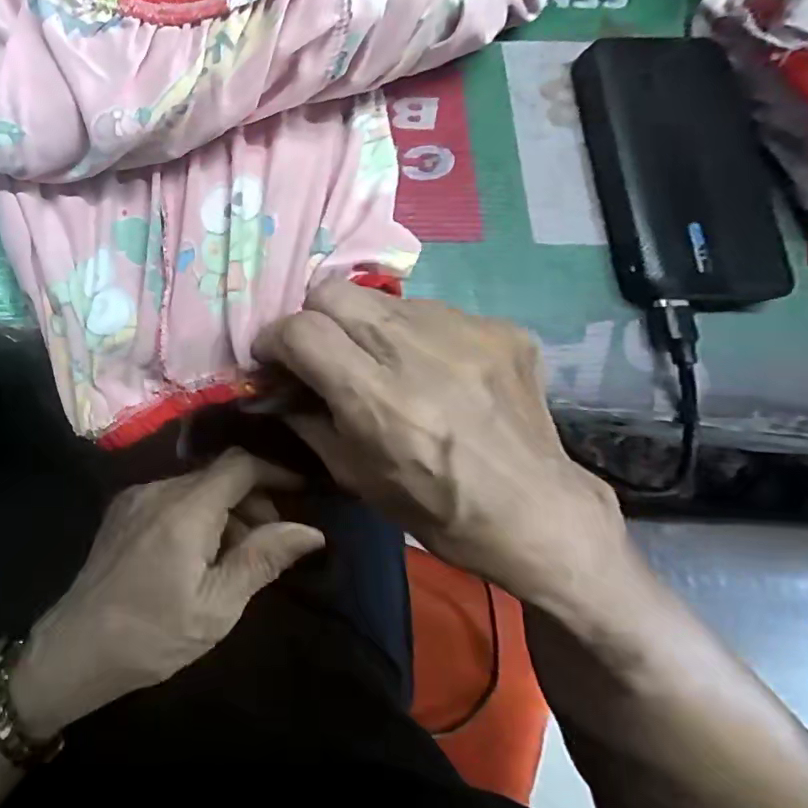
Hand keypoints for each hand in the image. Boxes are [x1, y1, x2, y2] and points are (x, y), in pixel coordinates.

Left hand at [8, 450, 325, 739]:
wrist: (79, 644)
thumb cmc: (153, 634)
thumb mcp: (218, 605)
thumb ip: (261, 559)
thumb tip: (311, 531)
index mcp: (183, 509)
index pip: (239, 464)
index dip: (276, 472)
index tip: (304, 494)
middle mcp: (156, 490)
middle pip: (216, 474)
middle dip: (252, 500)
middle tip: (271, 544)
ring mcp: (133, 498)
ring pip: (192, 486)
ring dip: (224, 510)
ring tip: (236, 558)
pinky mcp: (120, 512)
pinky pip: (168, 498)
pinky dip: (195, 514)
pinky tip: (199, 555)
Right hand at [254, 280, 630, 618]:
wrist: (536, 515)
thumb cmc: (430, 506)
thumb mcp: (347, 470)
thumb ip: (302, 415)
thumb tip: (271, 384)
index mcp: (377, 399)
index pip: (301, 329)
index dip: (274, 338)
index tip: (274, 357)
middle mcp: (419, 353)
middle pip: (332, 292)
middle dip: (312, 318)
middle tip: (321, 351)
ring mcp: (466, 333)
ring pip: (380, 298)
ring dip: (363, 323)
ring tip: (381, 360)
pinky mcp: (501, 328)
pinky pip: (431, 310)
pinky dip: (414, 334)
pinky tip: (430, 368)